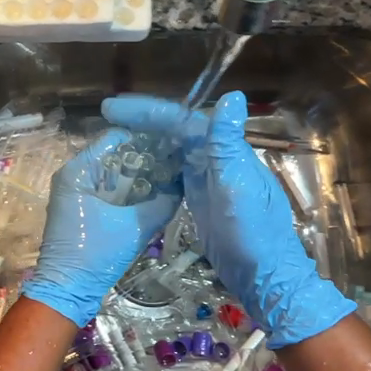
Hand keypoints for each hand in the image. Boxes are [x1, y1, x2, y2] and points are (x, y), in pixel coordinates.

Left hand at [20, 129, 181, 326]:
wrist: (67, 290)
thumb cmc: (95, 255)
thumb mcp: (134, 227)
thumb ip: (162, 203)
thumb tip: (184, 184)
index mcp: (78, 171)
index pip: (114, 138)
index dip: (144, 138)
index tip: (171, 142)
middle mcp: (73, 175)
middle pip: (114, 155)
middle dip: (145, 158)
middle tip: (176, 160)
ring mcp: (75, 192)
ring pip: (112, 174)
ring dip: (138, 177)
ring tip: (170, 175)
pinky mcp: (81, 208)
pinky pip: (107, 190)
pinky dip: (127, 192)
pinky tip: (152, 195)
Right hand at [102, 91, 353, 348]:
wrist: (264, 274)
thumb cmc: (252, 231)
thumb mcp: (236, 185)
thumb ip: (227, 142)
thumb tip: (231, 96)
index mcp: (224, 149)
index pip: (181, 119)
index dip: (147, 111)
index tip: (114, 108)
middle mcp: (215, 157)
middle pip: (174, 129)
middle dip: (141, 120)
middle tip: (107, 115)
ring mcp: (206, 177)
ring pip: (171, 148)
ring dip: (144, 139)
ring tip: (112, 136)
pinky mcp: (198, 196)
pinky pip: (171, 171)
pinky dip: (151, 164)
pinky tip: (131, 167)